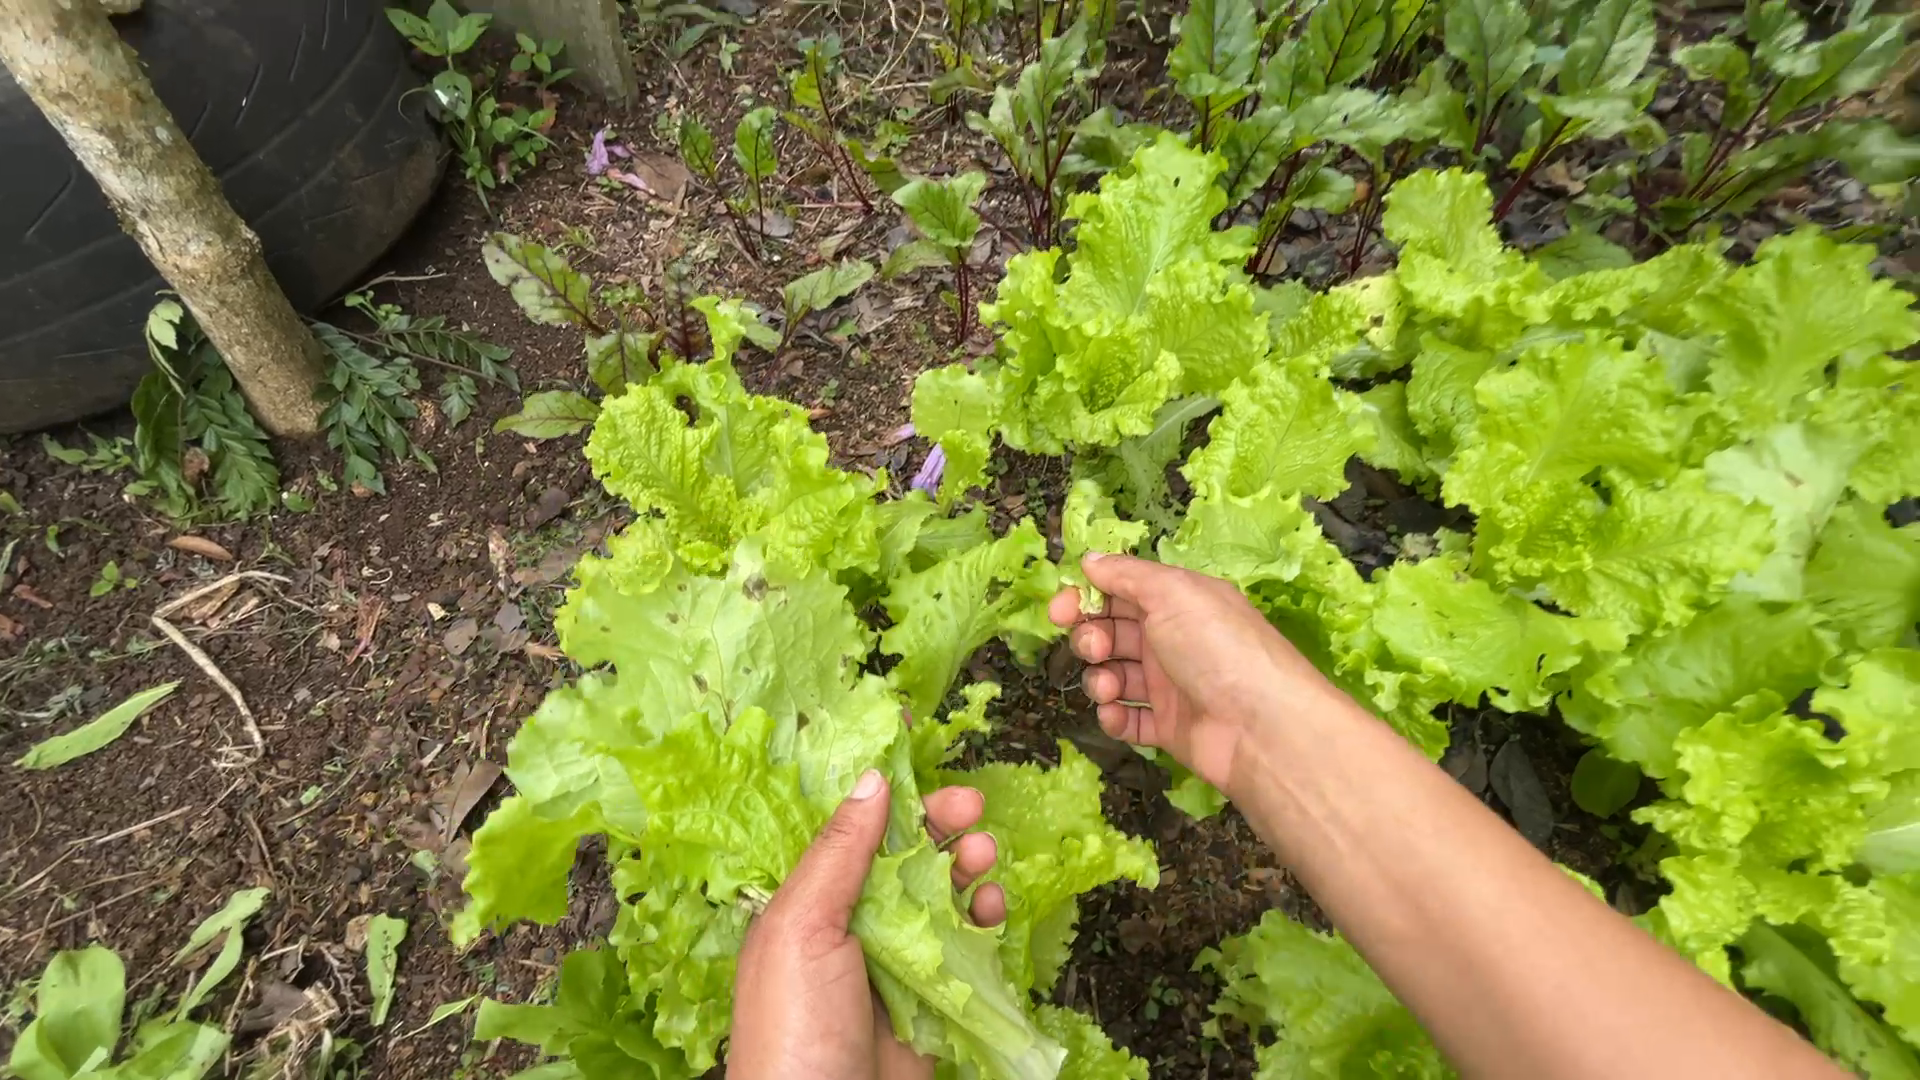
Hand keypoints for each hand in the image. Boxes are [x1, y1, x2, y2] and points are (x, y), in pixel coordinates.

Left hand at [728, 769, 1005, 1079]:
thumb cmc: (796, 1025)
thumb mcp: (803, 927)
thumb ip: (840, 851)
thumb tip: (872, 777)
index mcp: (811, 896)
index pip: (848, 823)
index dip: (879, 782)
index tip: (909, 737)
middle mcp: (853, 916)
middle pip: (904, 848)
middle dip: (938, 818)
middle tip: (970, 802)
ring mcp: (895, 952)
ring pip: (939, 886)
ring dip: (966, 860)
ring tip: (983, 851)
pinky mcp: (932, 989)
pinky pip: (964, 936)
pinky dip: (983, 913)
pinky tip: (993, 903)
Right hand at [1048, 553, 1345, 795]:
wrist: (1261, 727)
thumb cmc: (1216, 646)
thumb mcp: (1173, 593)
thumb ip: (1126, 574)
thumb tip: (1090, 559)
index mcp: (1176, 601)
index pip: (1119, 591)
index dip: (1085, 598)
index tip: (1060, 611)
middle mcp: (1171, 639)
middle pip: (1112, 632)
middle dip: (1091, 638)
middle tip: (1094, 649)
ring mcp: (1169, 685)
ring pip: (1114, 675)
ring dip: (1099, 678)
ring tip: (1108, 688)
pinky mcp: (1167, 726)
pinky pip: (1127, 718)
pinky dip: (1114, 716)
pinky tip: (1116, 714)